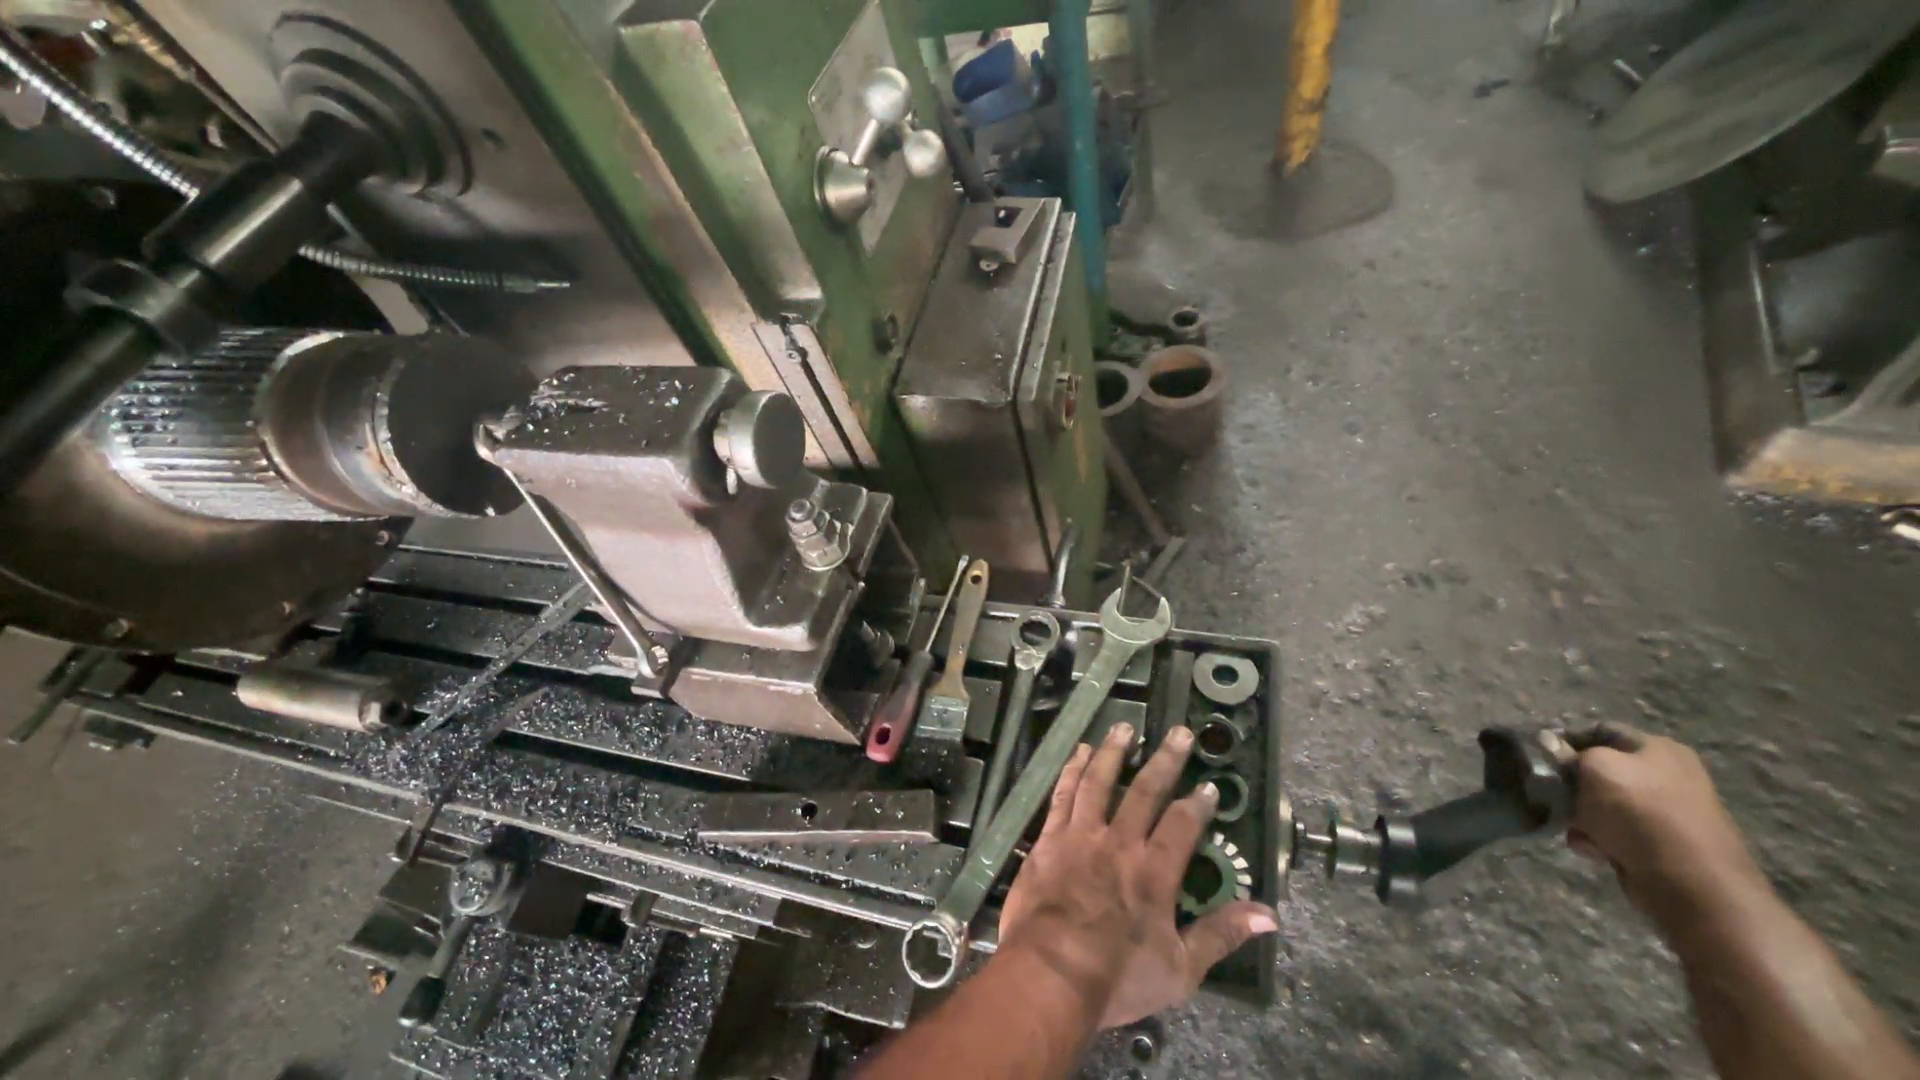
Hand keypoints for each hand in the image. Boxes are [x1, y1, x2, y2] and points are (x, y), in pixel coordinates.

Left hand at [998, 722, 1279, 1029]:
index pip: (1182, 825)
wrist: (1048, 976)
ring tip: (1124, 728)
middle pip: (1145, 791)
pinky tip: (1079, 754)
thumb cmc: (1116, 978)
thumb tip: (1268, 914)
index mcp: (1154, 872)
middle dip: (1165, 760)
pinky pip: (1062, 795)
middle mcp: (1119, 842)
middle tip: (1178, 732)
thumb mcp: (1179, 969)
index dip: (1198, 804)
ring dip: (1114, 752)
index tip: (1209, 786)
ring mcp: (1080, 836)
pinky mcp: (1047, 840)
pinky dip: (1072, 771)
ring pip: (1099, 781)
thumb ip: (1221, 935)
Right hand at [1566, 723, 1767, 931]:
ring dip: (1581, 815)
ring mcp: (1665, 812)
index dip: (1566, 740)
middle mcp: (1665, 775)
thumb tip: (1547, 742)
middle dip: (1572, 784)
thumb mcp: (1595, 769)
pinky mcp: (1659, 844)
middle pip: (1600, 770)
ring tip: (1574, 829)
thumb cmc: (1640, 812)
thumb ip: (1567, 753)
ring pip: (1602, 804)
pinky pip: (1614, 832)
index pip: (1600, 731)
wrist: (1690, 883)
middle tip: (1549, 795)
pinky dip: (1598, 839)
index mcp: (1658, 749)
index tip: (1539, 756)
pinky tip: (1593, 850)